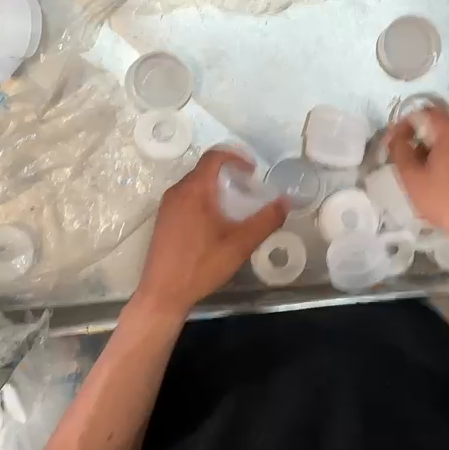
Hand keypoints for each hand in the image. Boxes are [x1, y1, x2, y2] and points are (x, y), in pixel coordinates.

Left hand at [134, 150, 289, 312]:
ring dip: (215, 187)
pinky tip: (214, 223)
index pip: (214, 157)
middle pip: (204, 170)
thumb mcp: (240, 244)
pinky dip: (203, 199)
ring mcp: (166, 206)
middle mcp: (177, 192)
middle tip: (248, 189)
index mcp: (194, 191)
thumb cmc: (201, 265)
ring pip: (194, 185)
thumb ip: (266, 220)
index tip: (252, 171)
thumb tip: (285, 202)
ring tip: (234, 206)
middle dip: (228, 173)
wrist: (163, 293)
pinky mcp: (163, 220)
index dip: (235, 156)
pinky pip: (186, 198)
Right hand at [384, 107, 448, 252]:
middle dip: (425, 138)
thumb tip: (396, 136)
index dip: (407, 123)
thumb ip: (400, 151)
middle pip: (444, 126)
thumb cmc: (445, 202)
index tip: (398, 141)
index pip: (426, 112)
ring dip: (444, 150)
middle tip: (413, 160)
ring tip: (433, 174)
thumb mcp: (412, 178)